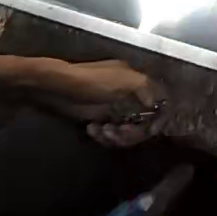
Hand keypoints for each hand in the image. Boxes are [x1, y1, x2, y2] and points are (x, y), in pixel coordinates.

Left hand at [35, 60, 165, 147]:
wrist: (58, 88)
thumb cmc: (92, 81)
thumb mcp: (124, 79)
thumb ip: (145, 88)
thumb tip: (157, 104)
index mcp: (136, 81)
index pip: (157, 100)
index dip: (158, 116)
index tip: (152, 130)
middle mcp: (128, 94)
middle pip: (142, 121)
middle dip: (132, 132)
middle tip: (118, 134)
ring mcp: (113, 107)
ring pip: (126, 130)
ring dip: (116, 136)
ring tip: (103, 132)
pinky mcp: (99, 119)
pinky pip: (110, 134)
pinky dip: (103, 136)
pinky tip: (92, 129)